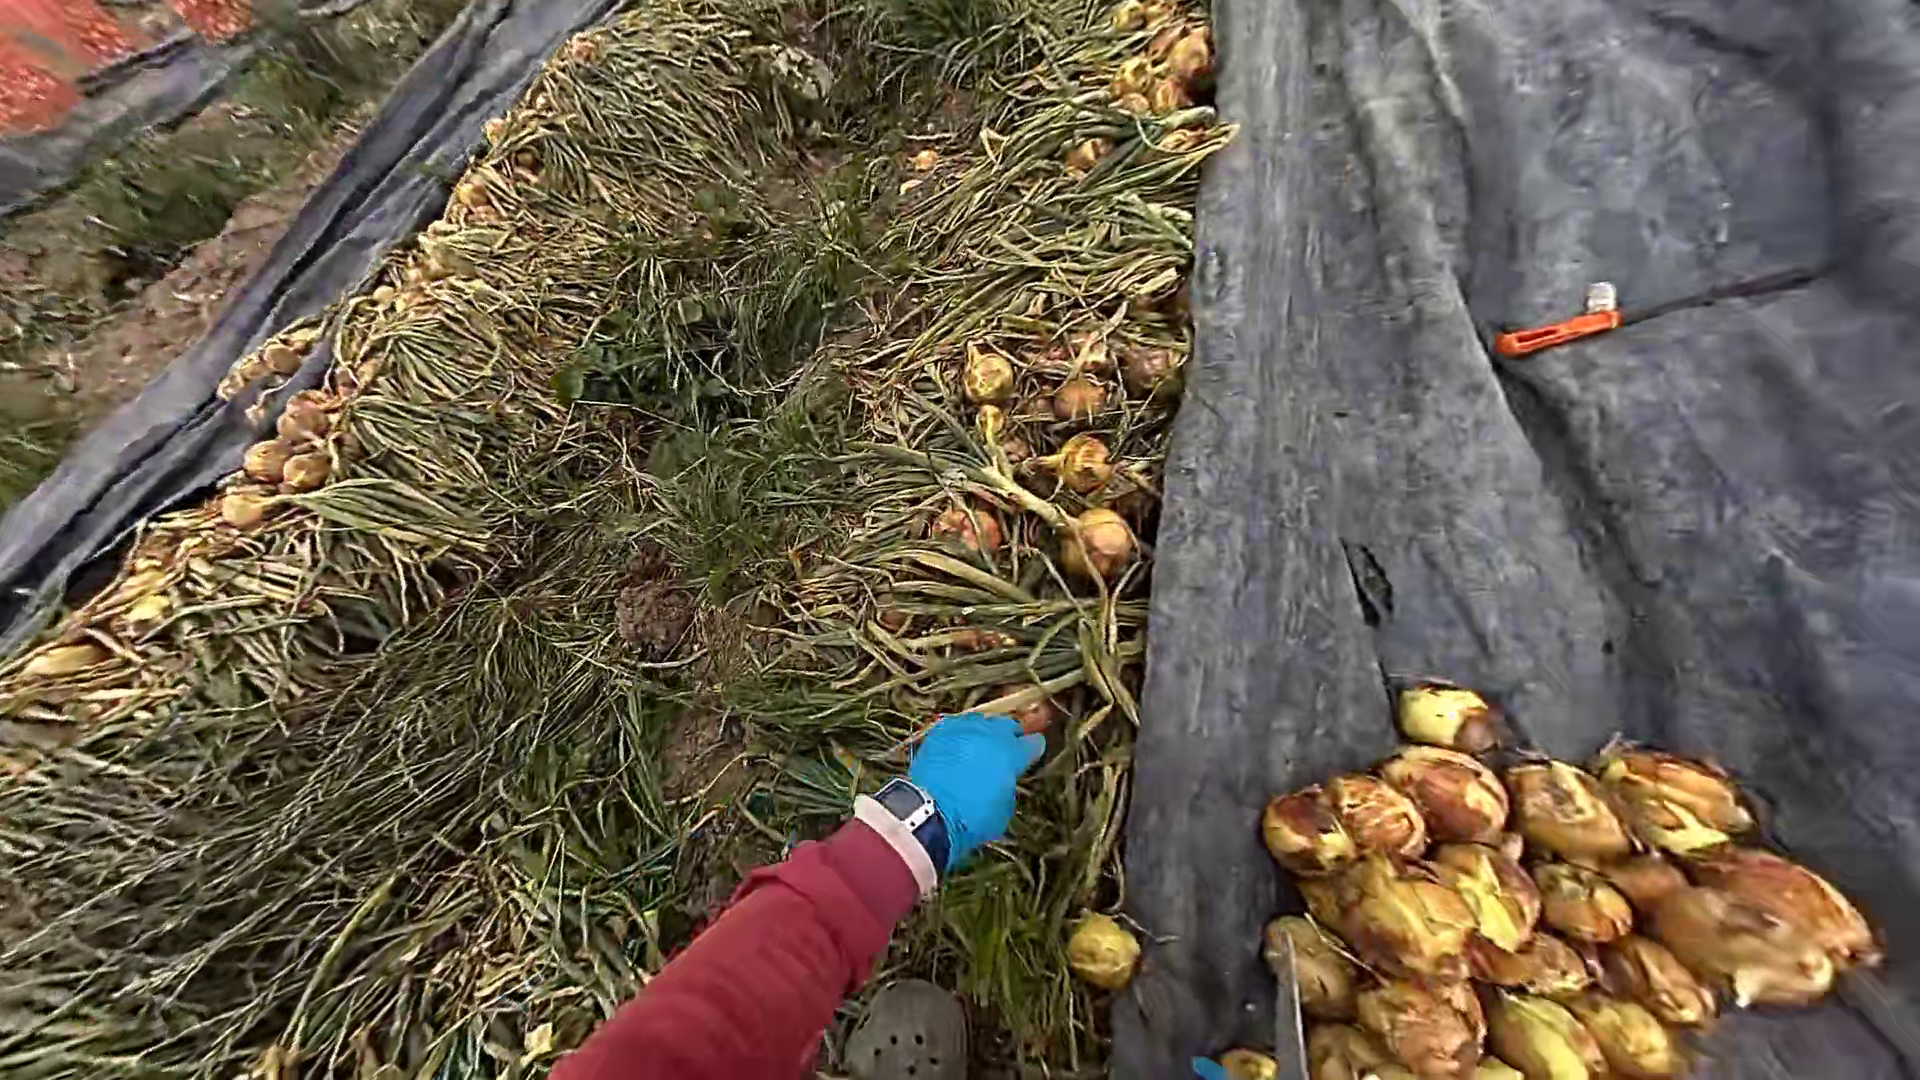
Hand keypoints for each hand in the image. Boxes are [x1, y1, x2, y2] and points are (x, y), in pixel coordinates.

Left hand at [908, 712, 1044, 871]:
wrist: (929, 811)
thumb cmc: (972, 818)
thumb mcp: (1004, 810)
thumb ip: (1008, 785)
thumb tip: (1003, 777)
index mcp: (1011, 753)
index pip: (1033, 743)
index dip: (1034, 748)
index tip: (1032, 753)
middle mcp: (990, 734)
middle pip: (1007, 725)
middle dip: (1010, 735)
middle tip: (1006, 749)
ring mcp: (964, 728)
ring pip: (981, 721)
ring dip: (984, 733)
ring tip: (979, 747)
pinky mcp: (941, 730)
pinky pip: (957, 726)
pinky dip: (960, 735)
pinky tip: (957, 747)